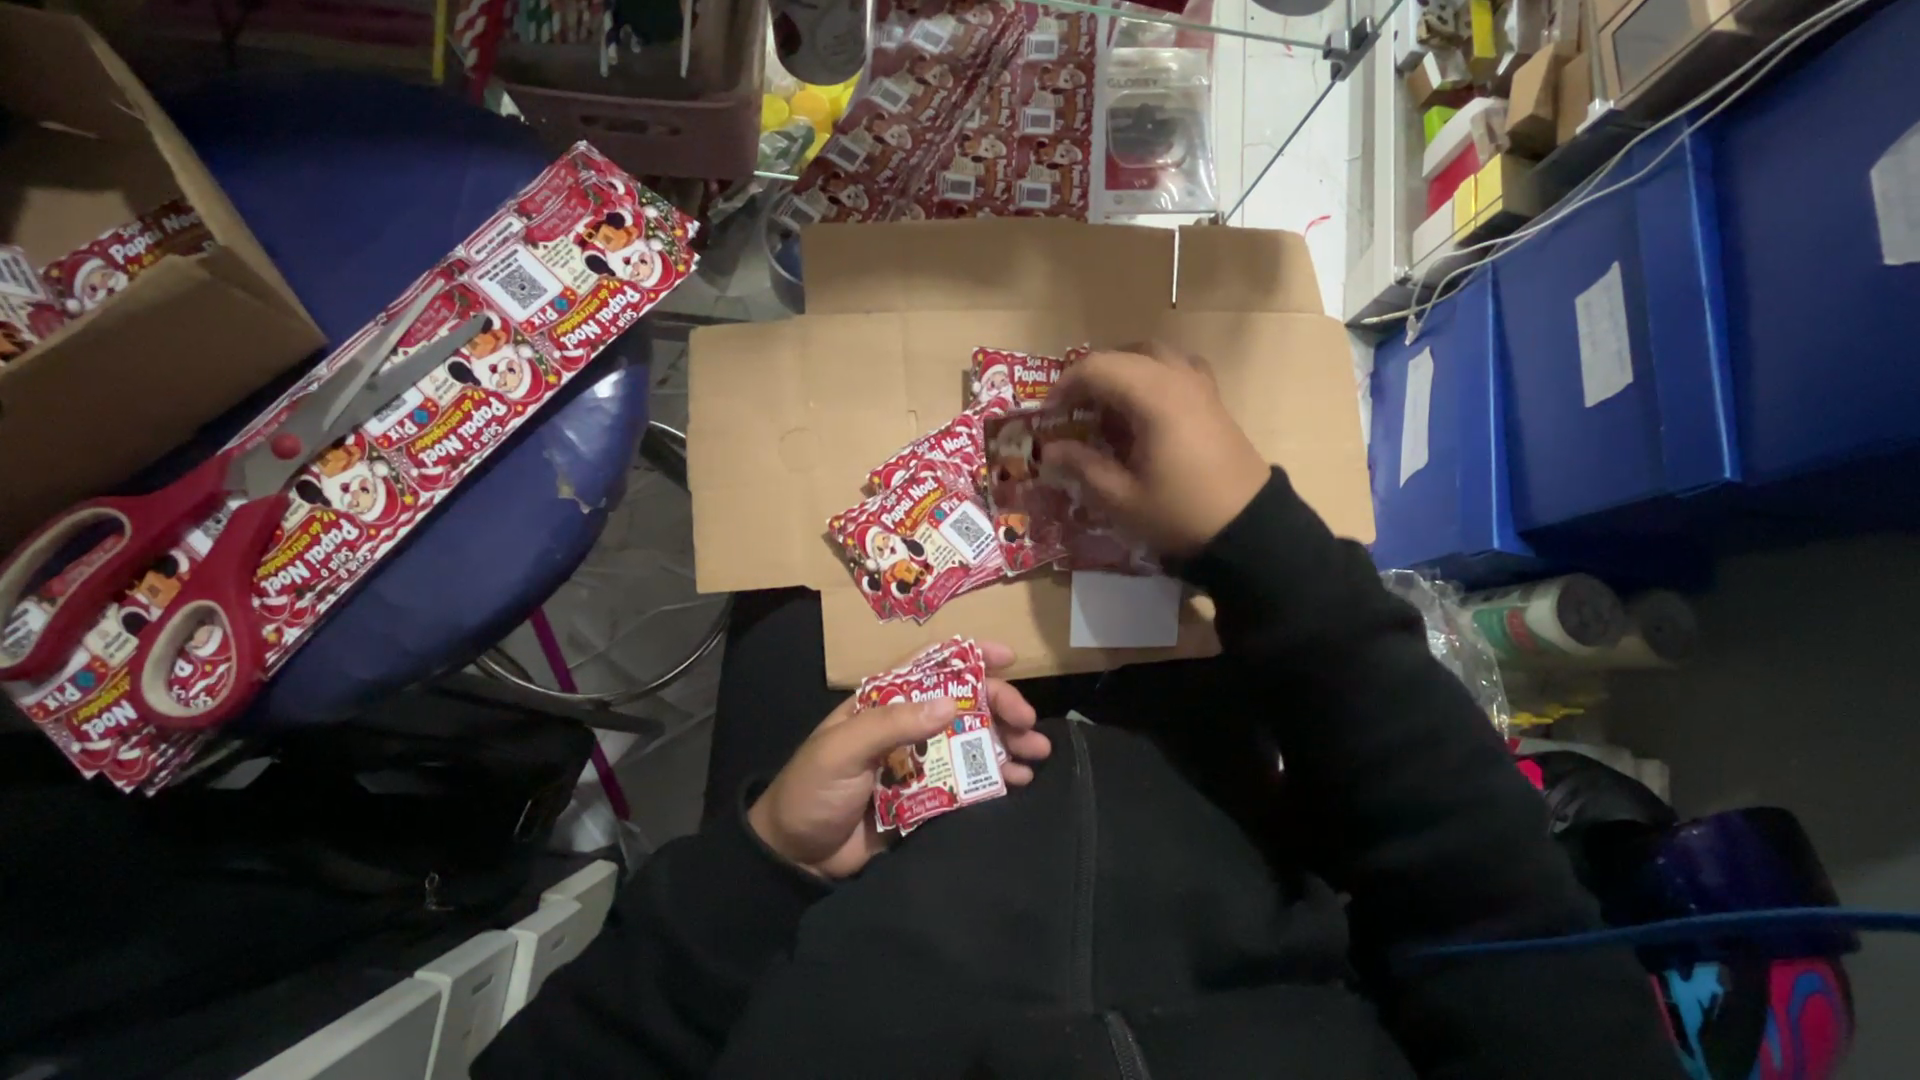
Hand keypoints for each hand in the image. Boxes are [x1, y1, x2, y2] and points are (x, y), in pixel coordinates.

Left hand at [746, 642, 1049, 879]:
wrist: (795, 855)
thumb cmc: (812, 789)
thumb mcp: (842, 748)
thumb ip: (892, 724)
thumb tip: (950, 702)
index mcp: (884, 703)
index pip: (931, 667)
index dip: (969, 657)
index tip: (1007, 656)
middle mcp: (908, 727)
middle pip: (964, 704)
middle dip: (1001, 705)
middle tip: (1027, 722)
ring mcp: (921, 763)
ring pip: (974, 742)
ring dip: (1008, 741)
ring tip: (1038, 750)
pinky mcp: (929, 800)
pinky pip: (970, 783)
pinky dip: (998, 778)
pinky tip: (1020, 780)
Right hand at [1044, 342, 1270, 555]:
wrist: (1248, 528)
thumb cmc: (1180, 513)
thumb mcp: (1121, 498)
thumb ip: (1083, 466)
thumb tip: (1050, 450)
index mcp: (1153, 396)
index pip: (1096, 367)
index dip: (1064, 386)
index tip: (1047, 415)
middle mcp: (1177, 377)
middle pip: (1123, 354)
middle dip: (1090, 376)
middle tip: (1071, 410)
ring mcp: (1200, 385)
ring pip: (1152, 354)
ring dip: (1122, 370)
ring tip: (1105, 404)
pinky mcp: (1213, 399)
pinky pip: (1176, 368)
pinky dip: (1152, 375)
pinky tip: (1144, 407)